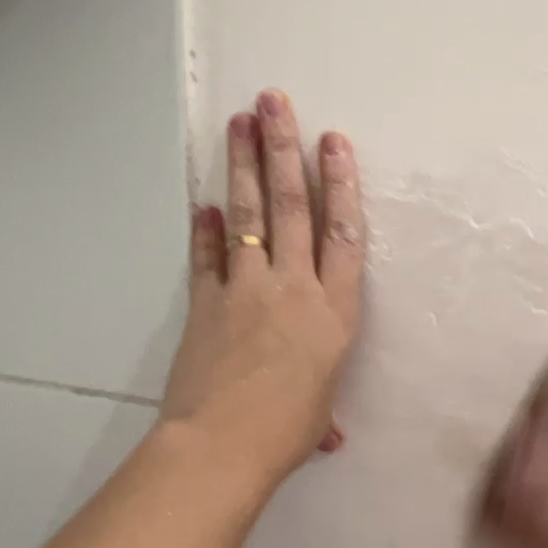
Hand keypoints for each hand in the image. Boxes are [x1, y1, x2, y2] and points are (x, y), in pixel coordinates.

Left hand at [160, 89, 364, 478]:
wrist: (221, 445)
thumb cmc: (286, 432)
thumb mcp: (319, 412)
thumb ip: (323, 405)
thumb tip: (328, 434)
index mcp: (334, 311)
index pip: (343, 233)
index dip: (340, 184)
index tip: (333, 142)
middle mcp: (294, 288)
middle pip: (292, 207)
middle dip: (283, 150)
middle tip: (274, 102)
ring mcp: (245, 290)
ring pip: (248, 217)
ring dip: (243, 167)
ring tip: (239, 122)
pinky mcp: (205, 303)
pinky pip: (207, 258)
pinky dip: (205, 230)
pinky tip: (204, 204)